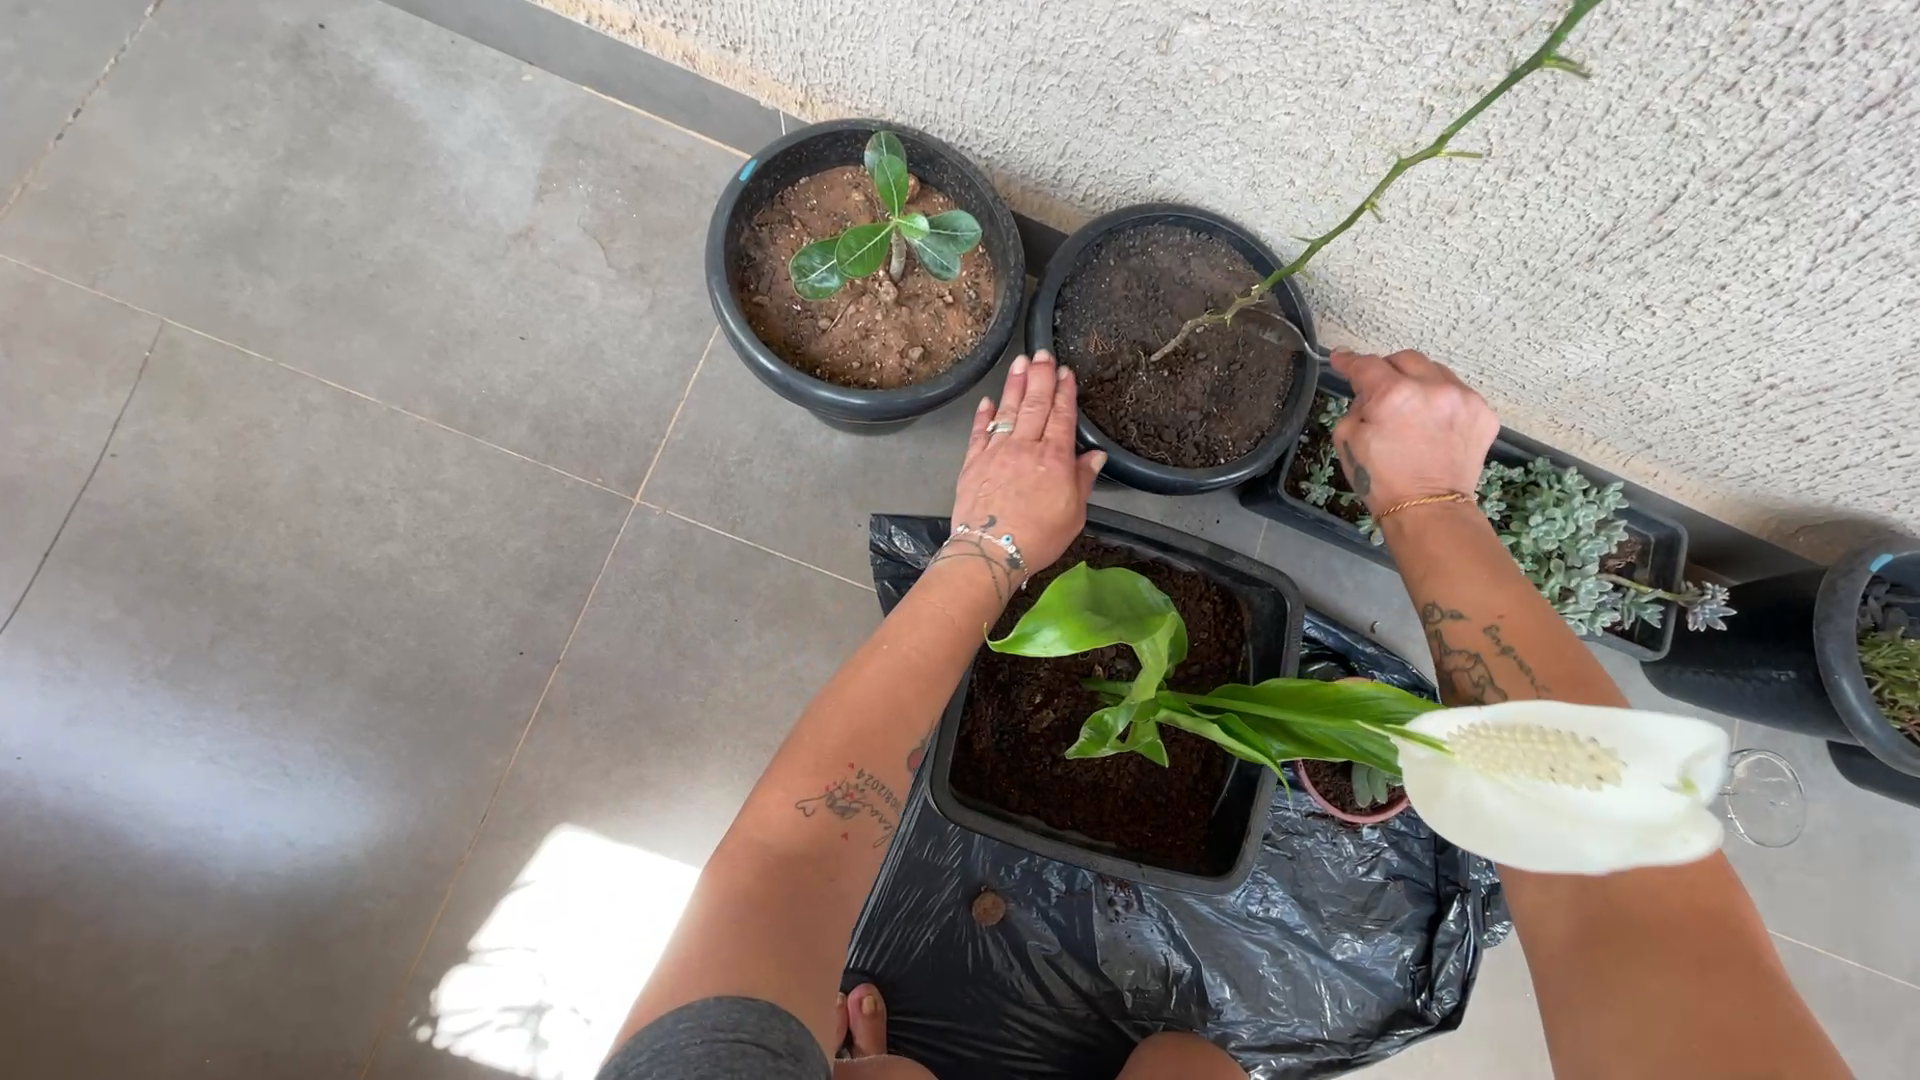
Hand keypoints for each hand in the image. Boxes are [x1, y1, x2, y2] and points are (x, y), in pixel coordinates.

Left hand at [944, 352, 1105, 595]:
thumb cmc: (1037, 538)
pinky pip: (979, 433)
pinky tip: (987, 401)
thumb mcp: (1074, 514)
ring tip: (1019, 363)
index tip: (1065, 372)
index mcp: (1054, 459)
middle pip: (1034, 405)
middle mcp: (1025, 448)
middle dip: (1040, 377)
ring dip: (1014, 385)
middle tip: (1041, 353)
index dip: (1065, 392)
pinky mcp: (973, 463)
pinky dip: (983, 415)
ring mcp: (996, 453)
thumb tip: (1095, 456)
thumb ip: (1082, 480)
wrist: (991, 551)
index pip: (1062, 417)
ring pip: (1007, 411)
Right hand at [1328, 348, 1497, 514]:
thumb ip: (1355, 406)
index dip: (1349, 360)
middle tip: (1377, 388)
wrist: (1428, 508)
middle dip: (1387, 369)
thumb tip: (1368, 394)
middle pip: (1405, 358)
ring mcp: (1464, 399)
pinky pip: (1457, 393)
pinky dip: (1441, 401)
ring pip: (1435, 372)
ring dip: (1418, 382)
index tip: (1340, 358)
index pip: (1366, 365)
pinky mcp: (1483, 413)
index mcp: (1393, 395)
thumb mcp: (1347, 440)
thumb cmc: (1380, 479)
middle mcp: (1433, 388)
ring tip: (1409, 407)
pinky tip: (1432, 423)